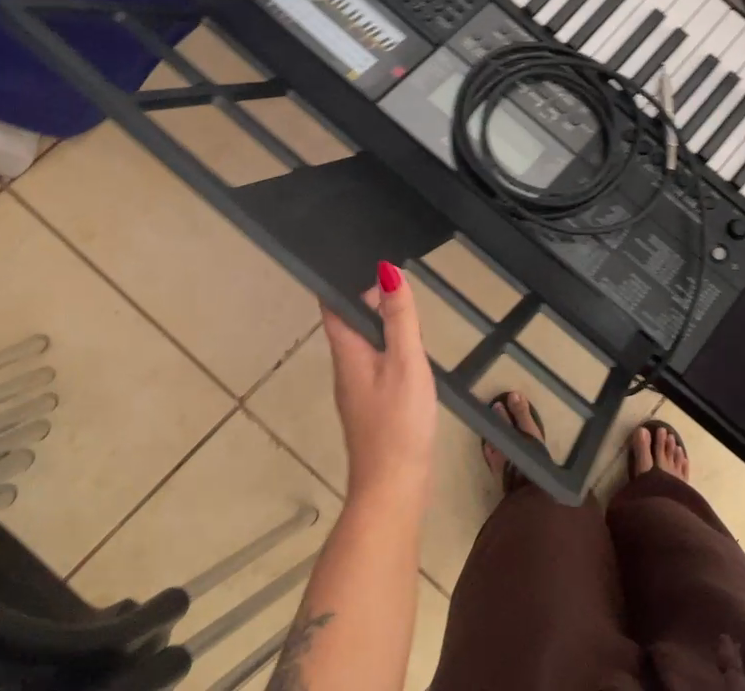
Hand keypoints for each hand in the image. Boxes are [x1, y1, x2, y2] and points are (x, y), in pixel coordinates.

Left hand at [323, 261, 436, 501]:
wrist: (394, 486)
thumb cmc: (398, 422)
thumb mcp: (405, 363)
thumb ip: (400, 319)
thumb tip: (387, 272)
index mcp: (348, 355)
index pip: (335, 309)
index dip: (342, 284)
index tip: (359, 258)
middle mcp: (346, 370)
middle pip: (349, 326)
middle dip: (367, 300)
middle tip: (394, 276)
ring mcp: (359, 392)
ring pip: (364, 346)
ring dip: (380, 324)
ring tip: (406, 305)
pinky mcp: (373, 408)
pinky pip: (376, 365)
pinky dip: (389, 348)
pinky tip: (410, 351)